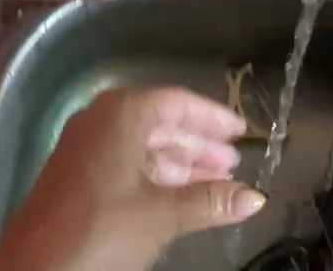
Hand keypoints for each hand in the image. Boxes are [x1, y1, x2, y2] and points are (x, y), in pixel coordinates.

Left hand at [0, 87, 265, 270]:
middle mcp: (102, 117)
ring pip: (143, 143)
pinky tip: (178, 195)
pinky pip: (126, 160)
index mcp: (122, 112)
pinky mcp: (77, 171)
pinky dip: (155, 174)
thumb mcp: (161, 215)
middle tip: (232, 164)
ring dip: (179, 162)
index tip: (242, 132)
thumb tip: (256, 197)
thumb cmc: (99, 231)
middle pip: (161, 121)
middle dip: (198, 144)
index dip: (212, 118)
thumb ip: (209, 201)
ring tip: (215, 182)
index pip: (177, 101)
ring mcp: (86, 143)